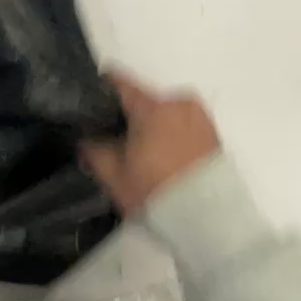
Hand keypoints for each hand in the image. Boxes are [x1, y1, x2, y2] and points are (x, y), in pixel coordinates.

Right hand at [80, 71, 221, 215]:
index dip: (100, 90)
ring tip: (144, 155)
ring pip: (163, 112)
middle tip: (118, 144)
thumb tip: (85, 137)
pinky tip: (164, 159)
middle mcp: (178, 101)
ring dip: (152, 126)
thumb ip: (92, 149)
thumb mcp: (113, 175)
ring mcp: (200, 116)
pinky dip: (171, 135)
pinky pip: (183, 124)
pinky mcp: (214, 132)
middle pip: (142, 100)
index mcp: (152, 106)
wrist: (209, 219)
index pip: (118, 80)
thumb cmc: (156, 191)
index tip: (91, 106)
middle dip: (129, 117)